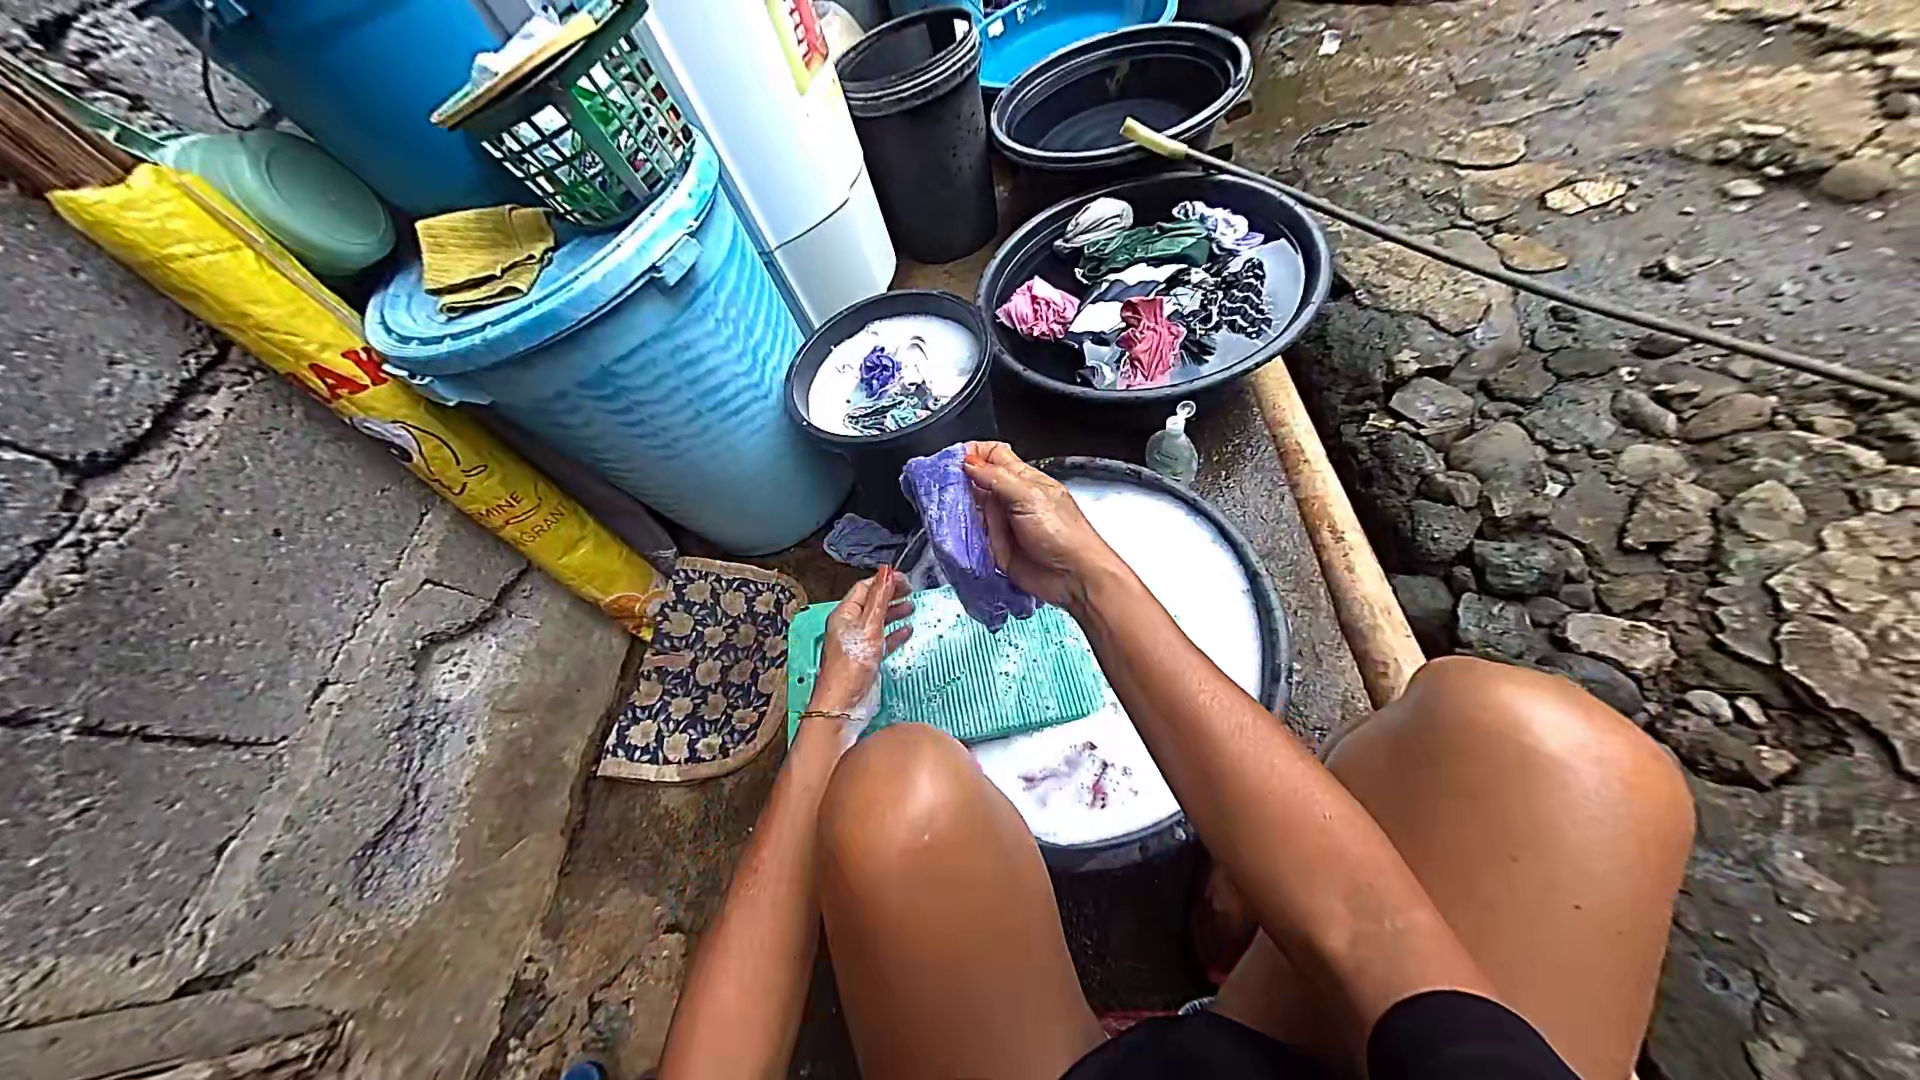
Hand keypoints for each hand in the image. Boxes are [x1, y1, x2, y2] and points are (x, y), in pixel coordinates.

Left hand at [809, 566, 912, 724]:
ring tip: (911, 606)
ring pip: (879, 620)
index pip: (865, 588)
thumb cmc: (851, 666)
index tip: (904, 580)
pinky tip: (907, 630)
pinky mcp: (868, 658)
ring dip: (894, 612)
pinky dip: (895, 633)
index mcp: (845, 614)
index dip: (884, 581)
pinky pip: (883, 640)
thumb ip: (880, 598)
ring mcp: (859, 642)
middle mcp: (850, 626)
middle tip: (910, 590)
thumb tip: (886, 572)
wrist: (844, 704)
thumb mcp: (869, 626)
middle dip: (891, 594)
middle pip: (873, 602)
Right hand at [961, 441, 1123, 610]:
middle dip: (958, 480)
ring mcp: (1001, 522)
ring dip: (957, 506)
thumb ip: (998, 478)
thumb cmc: (1063, 534)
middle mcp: (1009, 498)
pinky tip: (952, 529)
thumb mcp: (1030, 496)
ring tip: (945, 506)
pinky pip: (971, 534)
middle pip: (976, 480)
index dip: (973, 453)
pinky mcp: (995, 546)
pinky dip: (960, 532)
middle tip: (941, 484)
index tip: (952, 460)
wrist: (1073, 577)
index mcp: (1023, 478)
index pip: (993, 455)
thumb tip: (970, 463)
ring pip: (970, 507)